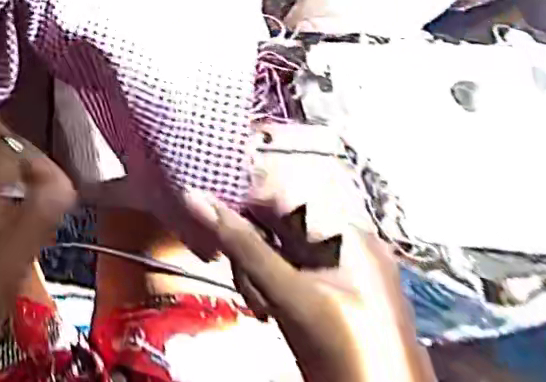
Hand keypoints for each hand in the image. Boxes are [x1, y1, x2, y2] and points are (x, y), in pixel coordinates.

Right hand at [183, 124, 432, 381]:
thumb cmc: (350, 359)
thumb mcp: (290, 298)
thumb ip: (242, 245)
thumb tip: (194, 198)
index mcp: (346, 233)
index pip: (280, 187)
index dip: (239, 189)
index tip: (202, 198)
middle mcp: (342, 243)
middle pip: (273, 215)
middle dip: (244, 239)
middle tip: (227, 263)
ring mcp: (334, 270)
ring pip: (272, 242)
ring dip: (251, 266)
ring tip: (256, 302)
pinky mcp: (324, 293)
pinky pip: (281, 267)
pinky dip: (263, 281)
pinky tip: (263, 308)